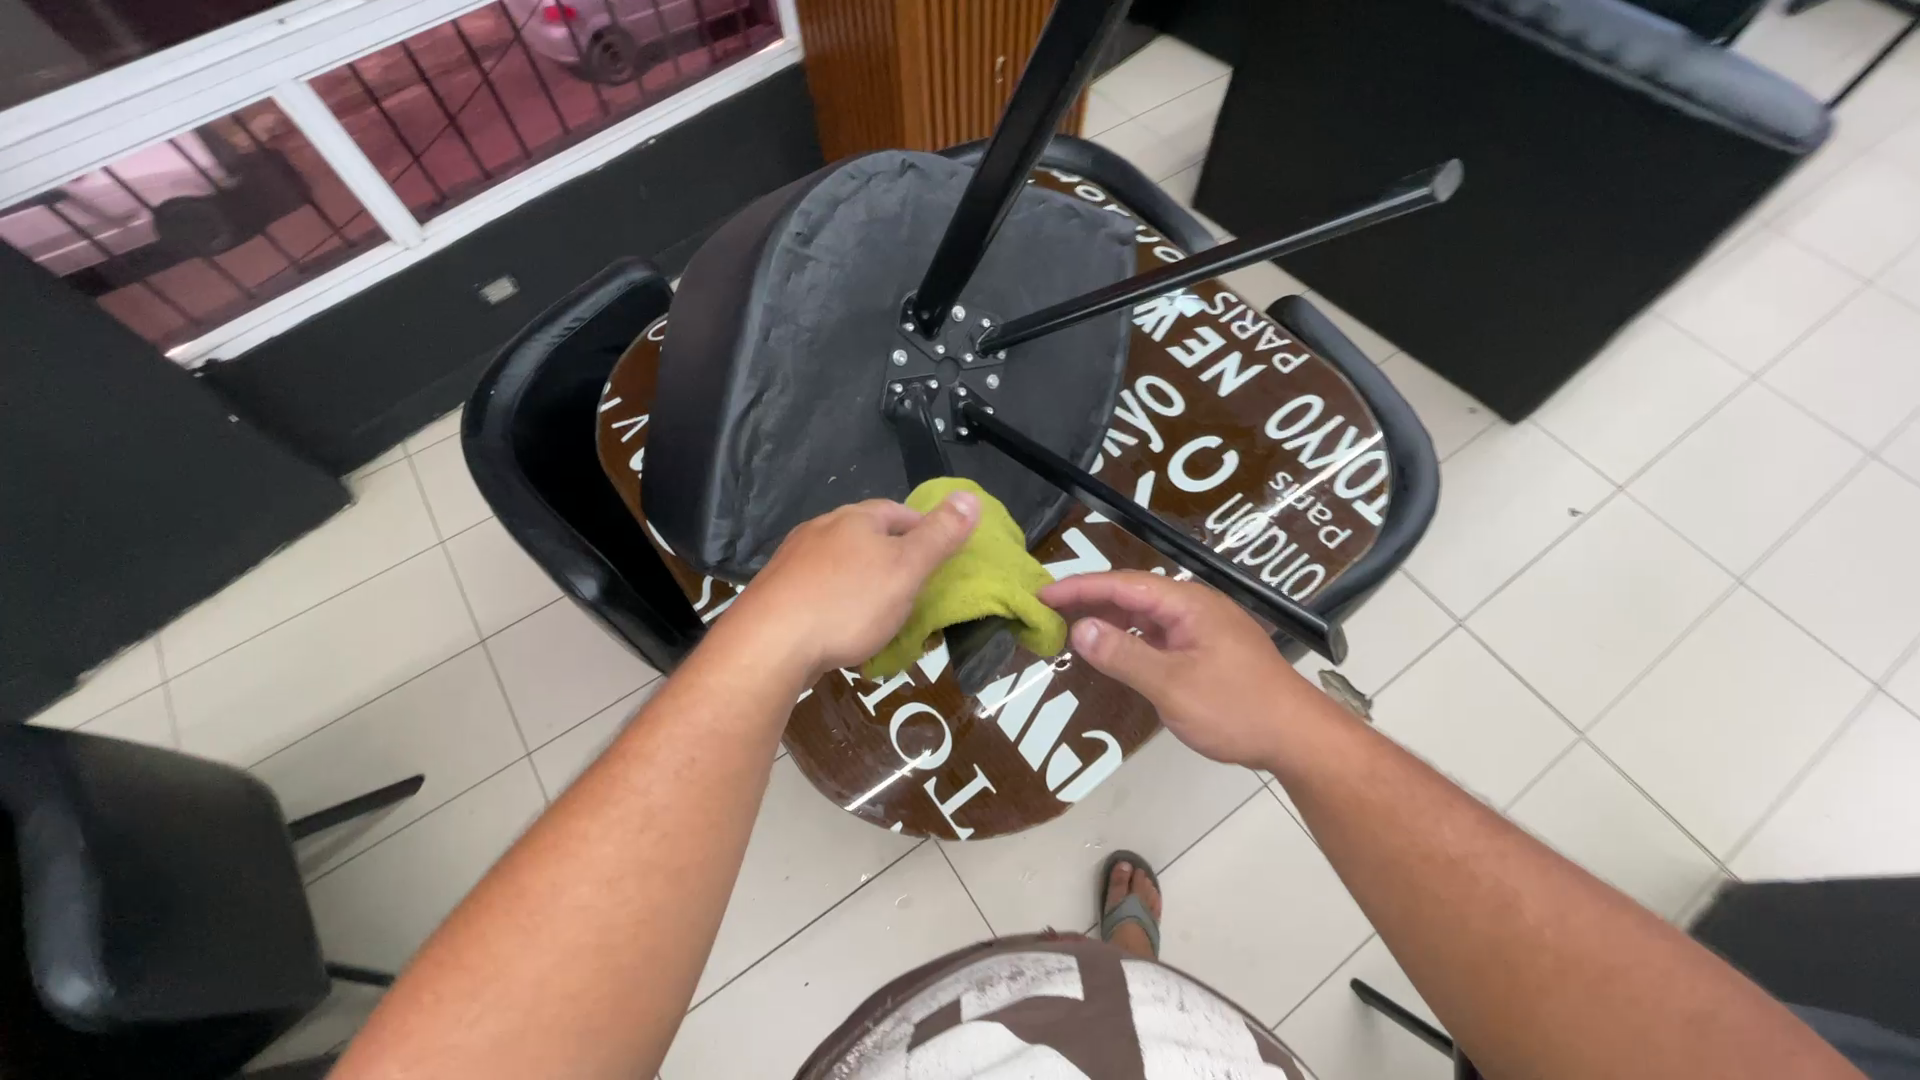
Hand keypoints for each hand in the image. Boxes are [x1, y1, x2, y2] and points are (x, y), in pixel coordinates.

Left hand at [721, 494, 979, 678]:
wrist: (769, 644)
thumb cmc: (848, 602)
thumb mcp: (906, 569)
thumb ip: (939, 536)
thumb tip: (970, 496)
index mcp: (855, 518)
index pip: (897, 512)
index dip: (922, 529)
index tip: (939, 554)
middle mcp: (820, 530)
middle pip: (865, 537)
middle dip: (890, 557)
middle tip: (913, 588)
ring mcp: (793, 562)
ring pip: (839, 566)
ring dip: (861, 583)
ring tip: (880, 613)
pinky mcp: (777, 594)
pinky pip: (817, 592)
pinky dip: (836, 605)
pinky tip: (842, 629)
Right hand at [1039, 570, 1340, 769]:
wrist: (1298, 738)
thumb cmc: (1236, 708)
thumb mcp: (1172, 685)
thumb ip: (1123, 655)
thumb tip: (1078, 628)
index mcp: (1187, 603)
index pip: (1122, 584)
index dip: (1079, 587)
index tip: (1040, 595)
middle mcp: (1193, 607)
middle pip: (1131, 594)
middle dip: (1088, 600)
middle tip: (1045, 612)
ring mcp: (1201, 628)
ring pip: (1143, 614)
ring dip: (1106, 619)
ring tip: (1067, 629)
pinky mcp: (1205, 650)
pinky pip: (1156, 634)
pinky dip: (1127, 639)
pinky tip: (1110, 651)